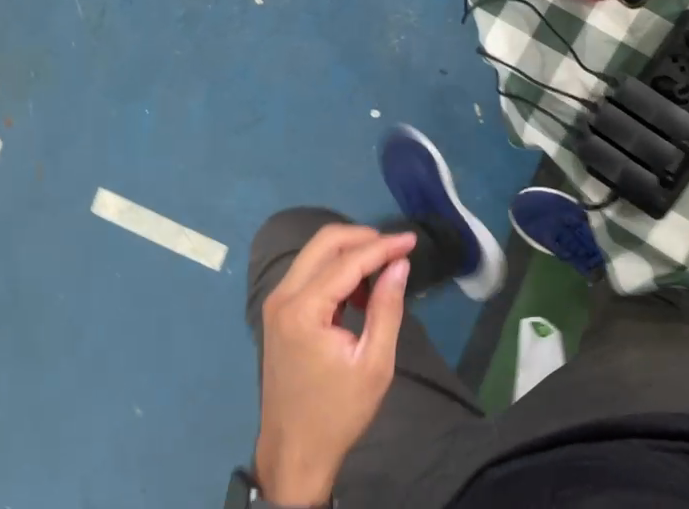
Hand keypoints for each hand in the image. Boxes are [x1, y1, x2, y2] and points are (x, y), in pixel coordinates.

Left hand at [255, 225, 415, 505]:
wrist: (295, 450)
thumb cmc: (338, 412)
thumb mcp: (374, 364)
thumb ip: (387, 308)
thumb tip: (399, 265)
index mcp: (303, 309)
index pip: (347, 261)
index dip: (382, 246)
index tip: (412, 240)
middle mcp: (282, 297)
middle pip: (323, 243)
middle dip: (363, 238)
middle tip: (397, 249)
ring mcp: (276, 303)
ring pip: (314, 255)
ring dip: (349, 254)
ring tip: (382, 274)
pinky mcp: (278, 313)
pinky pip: (308, 274)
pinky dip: (335, 271)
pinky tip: (358, 294)